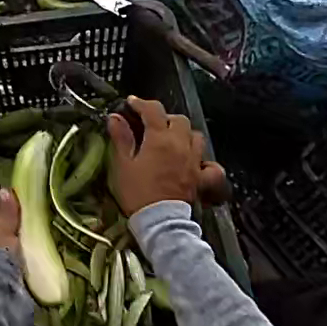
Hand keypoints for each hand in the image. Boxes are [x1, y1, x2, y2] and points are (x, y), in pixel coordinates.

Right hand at [107, 97, 230, 213]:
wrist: (159, 222)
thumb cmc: (137, 192)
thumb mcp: (122, 164)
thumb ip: (120, 137)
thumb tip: (115, 117)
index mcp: (160, 139)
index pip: (153, 110)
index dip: (140, 103)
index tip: (131, 103)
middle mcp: (181, 145)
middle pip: (178, 119)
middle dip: (163, 117)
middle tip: (149, 124)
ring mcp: (195, 161)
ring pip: (195, 136)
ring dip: (183, 133)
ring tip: (171, 139)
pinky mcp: (202, 179)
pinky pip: (211, 164)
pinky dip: (204, 160)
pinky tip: (195, 162)